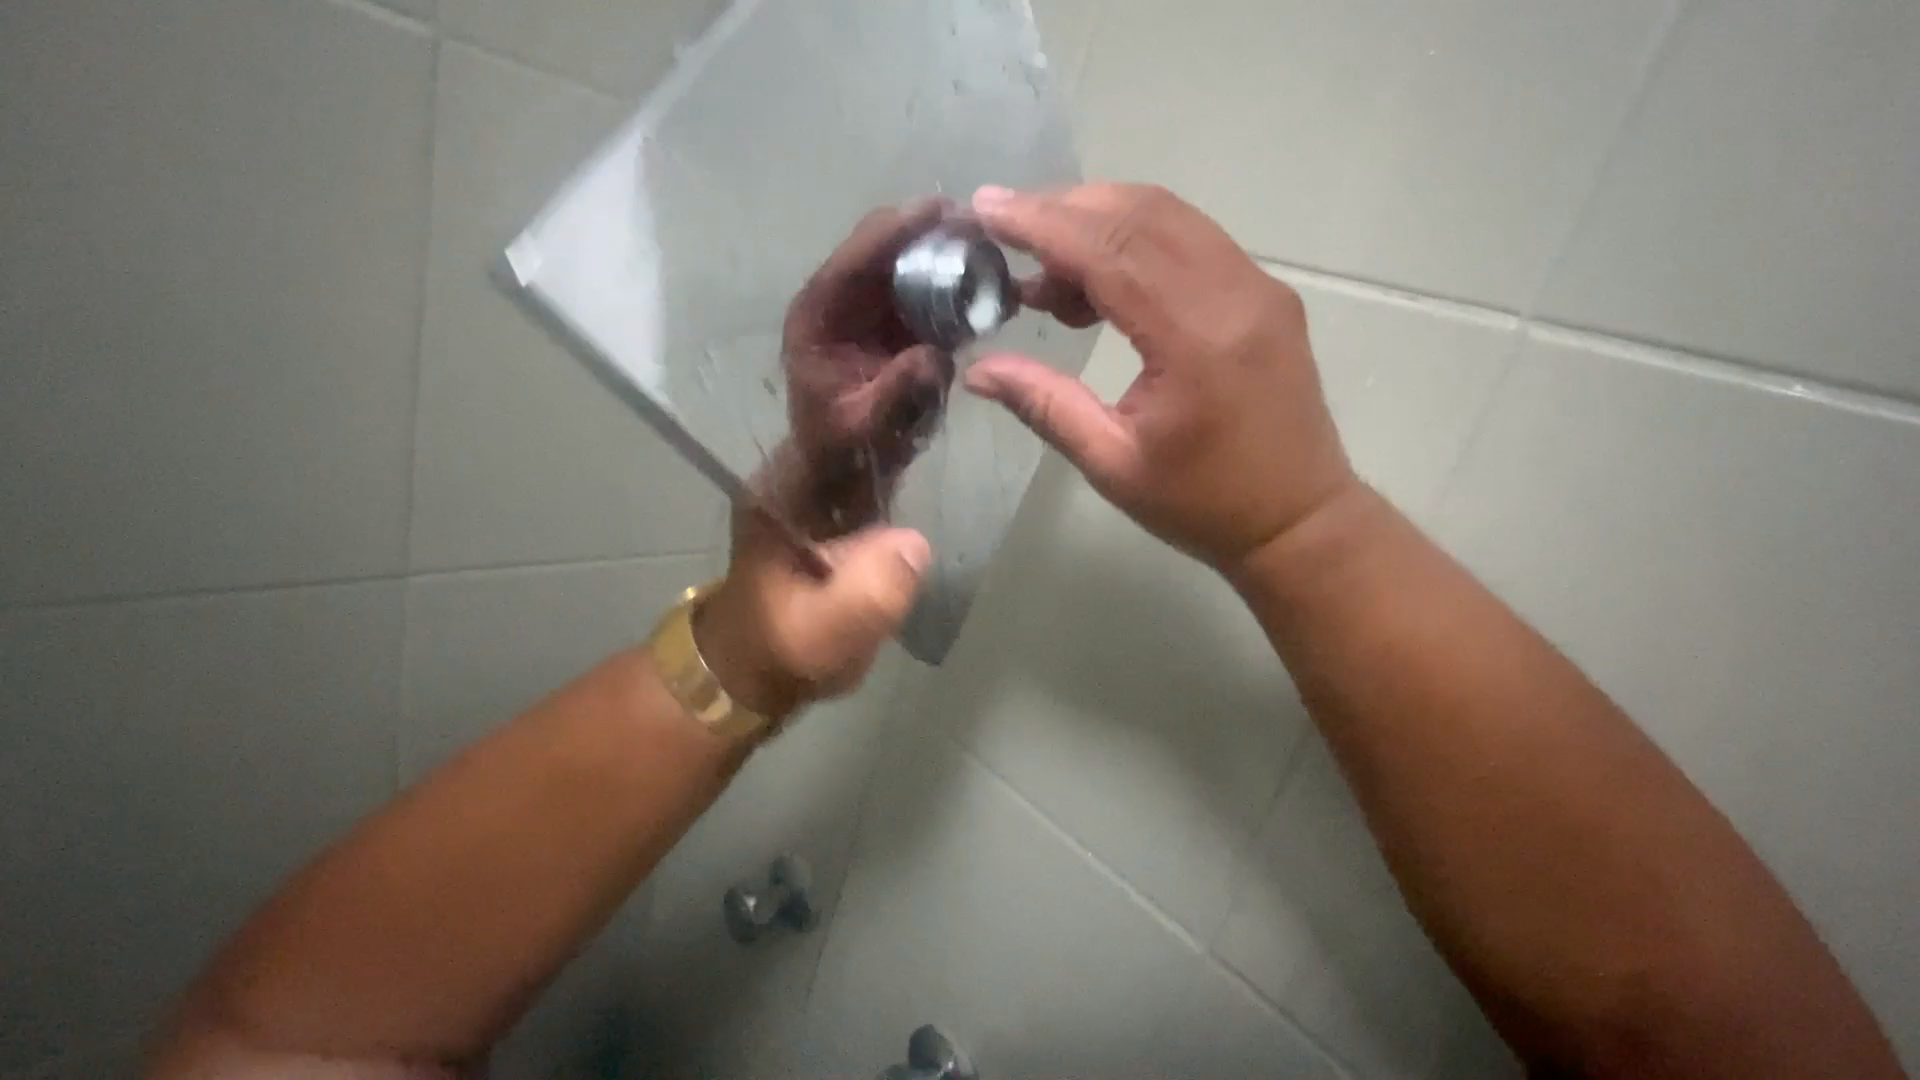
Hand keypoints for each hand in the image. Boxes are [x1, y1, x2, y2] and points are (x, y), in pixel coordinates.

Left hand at [693, 200, 958, 720]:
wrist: (763, 653)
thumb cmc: (787, 648)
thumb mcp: (824, 638)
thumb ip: (866, 595)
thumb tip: (912, 543)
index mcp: (797, 477)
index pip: (827, 401)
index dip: (877, 373)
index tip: (929, 341)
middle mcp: (808, 435)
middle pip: (827, 333)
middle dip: (870, 268)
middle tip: (935, 218)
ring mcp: (831, 434)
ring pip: (856, 340)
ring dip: (896, 284)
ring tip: (953, 241)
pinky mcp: (857, 446)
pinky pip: (886, 372)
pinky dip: (917, 333)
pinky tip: (954, 312)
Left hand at [774, 197, 956, 538]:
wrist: (843, 471)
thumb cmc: (841, 450)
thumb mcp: (865, 428)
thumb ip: (896, 394)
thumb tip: (936, 357)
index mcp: (817, 317)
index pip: (853, 261)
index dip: (895, 232)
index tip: (939, 211)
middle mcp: (841, 302)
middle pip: (883, 248)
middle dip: (929, 232)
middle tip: (982, 227)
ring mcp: (871, 309)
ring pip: (908, 262)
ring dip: (947, 253)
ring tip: (995, 249)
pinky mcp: (897, 323)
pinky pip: (927, 290)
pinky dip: (956, 283)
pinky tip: (990, 283)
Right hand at [963, 184, 1359, 573]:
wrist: (1298, 519)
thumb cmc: (1202, 504)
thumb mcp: (1112, 464)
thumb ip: (1045, 405)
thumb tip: (977, 369)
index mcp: (1195, 339)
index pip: (1110, 251)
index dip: (1042, 224)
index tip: (986, 209)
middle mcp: (1235, 293)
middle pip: (1139, 214)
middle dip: (1063, 211)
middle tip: (1006, 236)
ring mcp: (1259, 286)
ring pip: (1169, 216)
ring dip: (1099, 222)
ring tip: (1047, 275)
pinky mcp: (1265, 292)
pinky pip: (1192, 238)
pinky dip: (1136, 240)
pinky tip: (1099, 283)